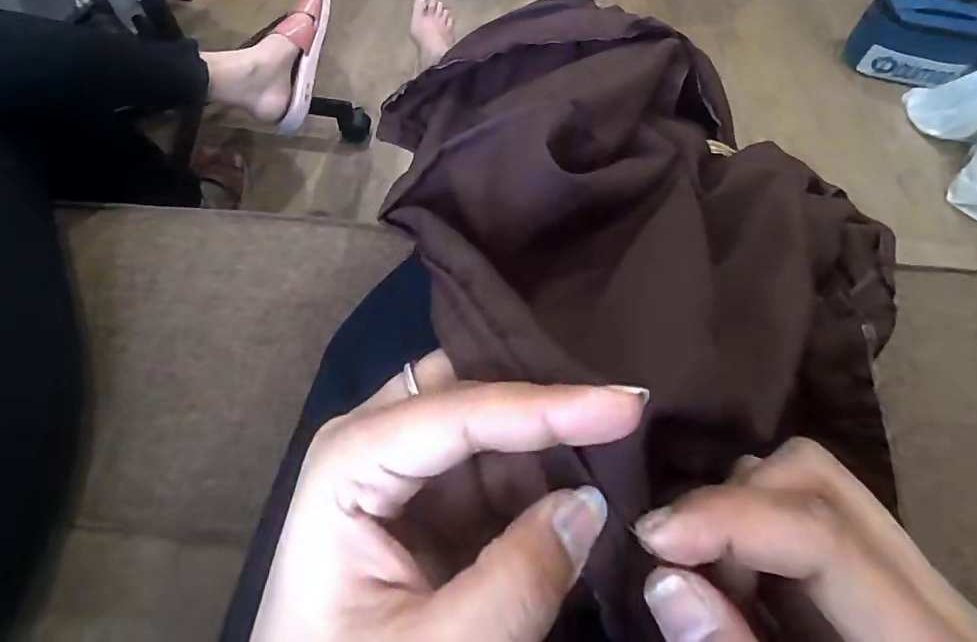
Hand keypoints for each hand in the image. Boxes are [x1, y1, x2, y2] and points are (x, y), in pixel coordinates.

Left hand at [250, 350, 649, 641]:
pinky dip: (540, 474)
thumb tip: (589, 503)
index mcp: (352, 459)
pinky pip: (494, 466)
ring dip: (549, 442)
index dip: (545, 405)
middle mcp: (376, 441)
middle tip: (624, 407)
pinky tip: (583, 476)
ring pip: (490, 426)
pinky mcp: (428, 498)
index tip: (625, 403)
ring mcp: (403, 467)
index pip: (459, 413)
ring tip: (618, 443)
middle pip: (472, 395)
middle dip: (544, 403)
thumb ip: (516, 581)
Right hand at [634, 438, 976, 641]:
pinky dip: (754, 532)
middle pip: (817, 477)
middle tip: (682, 558)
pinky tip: (736, 588)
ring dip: (740, 511)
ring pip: (810, 481)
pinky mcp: (884, 590)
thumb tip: (665, 577)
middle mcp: (935, 598)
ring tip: (713, 583)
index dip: (728, 519)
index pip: (823, 533)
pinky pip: (806, 515)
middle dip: (734, 501)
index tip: (651, 536)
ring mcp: (913, 586)